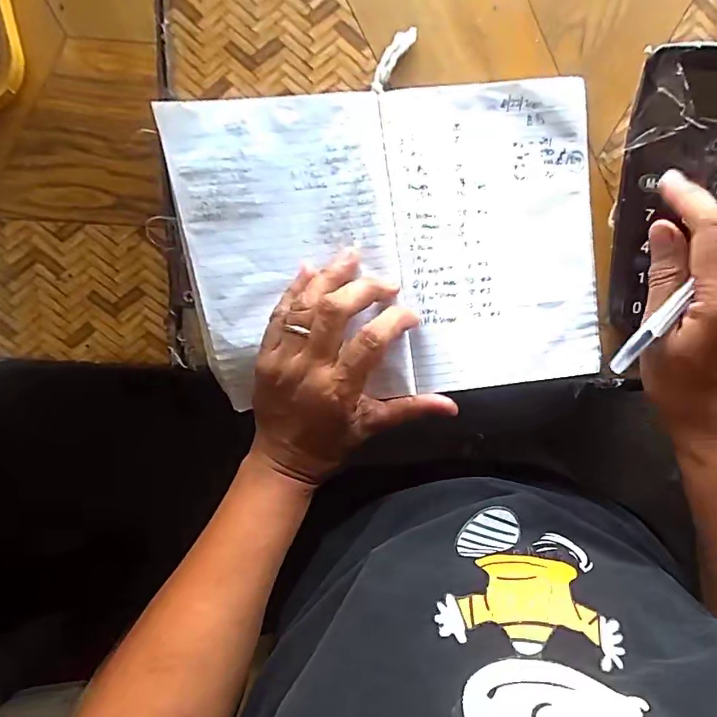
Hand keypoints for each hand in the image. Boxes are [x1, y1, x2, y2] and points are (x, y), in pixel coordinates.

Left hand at [249, 250, 456, 485]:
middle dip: (363, 289)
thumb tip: (452, 406)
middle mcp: (309, 367)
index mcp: (339, 388)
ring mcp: (283, 357)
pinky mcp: (264, 354)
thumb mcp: (371, 428)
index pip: (369, 342)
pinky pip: (279, 314)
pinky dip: (294, 290)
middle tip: (385, 282)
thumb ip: (409, 410)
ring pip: (305, 306)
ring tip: (351, 256)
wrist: (281, 460)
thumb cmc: (330, 445)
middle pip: (335, 311)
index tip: (409, 313)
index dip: (392, 320)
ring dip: (329, 277)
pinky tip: (310, 269)